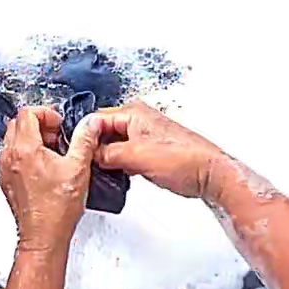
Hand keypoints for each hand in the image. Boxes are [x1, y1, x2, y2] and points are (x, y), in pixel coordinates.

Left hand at [0, 106, 98, 254]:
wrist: (43, 237)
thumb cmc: (57, 210)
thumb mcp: (79, 168)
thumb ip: (85, 139)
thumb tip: (90, 123)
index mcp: (25, 149)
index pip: (28, 113)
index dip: (47, 114)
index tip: (59, 125)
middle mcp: (9, 157)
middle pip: (18, 123)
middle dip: (39, 124)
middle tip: (57, 136)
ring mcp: (5, 169)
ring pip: (14, 139)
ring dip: (33, 138)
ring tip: (53, 152)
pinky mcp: (7, 181)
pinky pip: (12, 156)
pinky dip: (26, 154)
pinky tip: (45, 167)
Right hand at [86, 102, 231, 201]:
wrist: (210, 174)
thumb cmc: (183, 159)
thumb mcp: (134, 156)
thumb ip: (107, 154)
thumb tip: (91, 155)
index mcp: (133, 112)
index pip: (96, 119)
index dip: (85, 136)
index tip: (78, 153)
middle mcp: (139, 119)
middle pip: (104, 131)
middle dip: (96, 148)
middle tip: (88, 165)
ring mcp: (146, 135)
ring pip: (115, 143)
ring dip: (108, 157)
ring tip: (103, 172)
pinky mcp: (152, 150)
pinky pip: (126, 153)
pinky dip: (120, 163)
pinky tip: (119, 176)